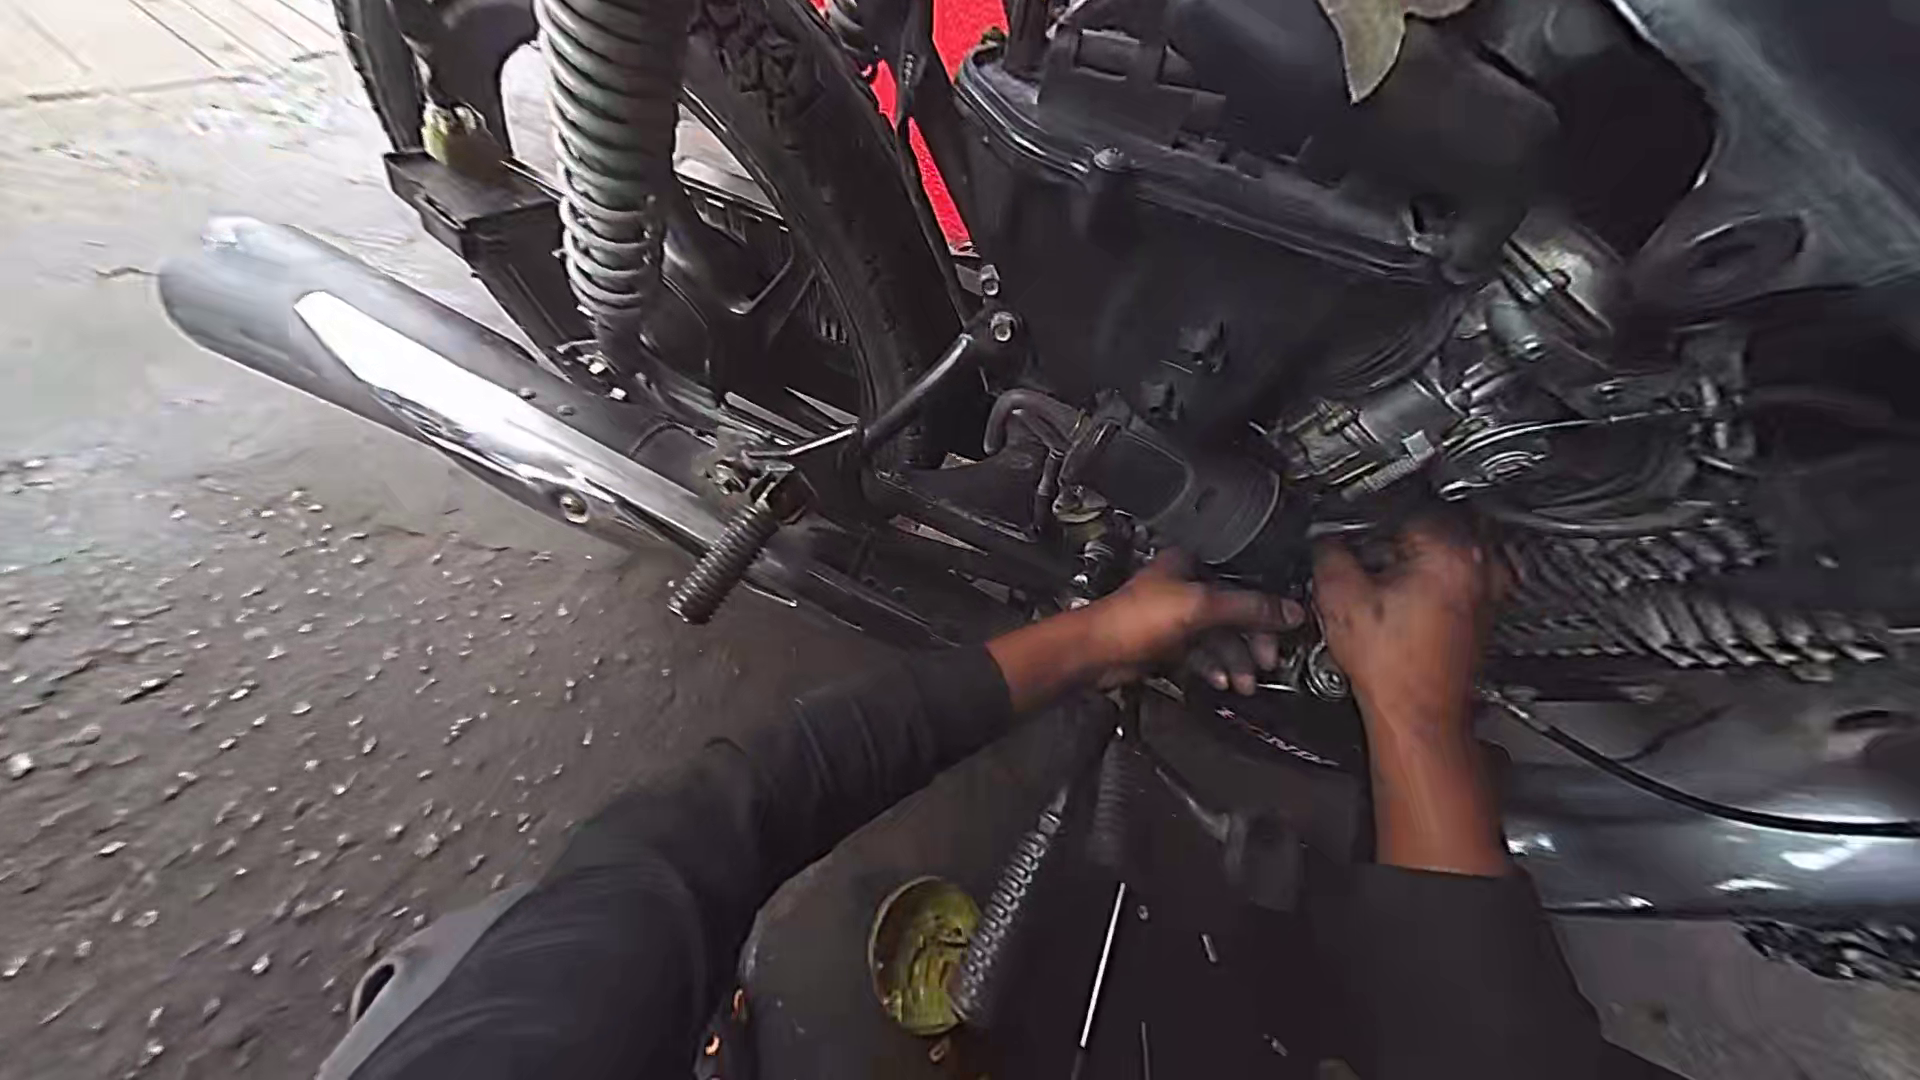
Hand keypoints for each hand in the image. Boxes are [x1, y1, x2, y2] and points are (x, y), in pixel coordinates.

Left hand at [1080, 552, 1304, 689]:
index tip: (1284, 628)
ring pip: (1217, 638)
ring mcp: (1175, 618)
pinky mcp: (1167, 644)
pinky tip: (1220, 679)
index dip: (1264, 606)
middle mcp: (1182, 589)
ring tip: (1243, 681)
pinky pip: (1201, 656)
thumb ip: (1247, 607)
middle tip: (1265, 661)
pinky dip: (1213, 667)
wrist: (1096, 653)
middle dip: (1250, 641)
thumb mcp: (1199, 607)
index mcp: (1187, 566)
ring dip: (1234, 661)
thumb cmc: (1131, 620)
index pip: (1241, 583)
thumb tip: (1288, 610)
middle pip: (1232, 614)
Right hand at [1312, 518, 1500, 737]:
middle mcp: (1481, 569)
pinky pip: (1446, 576)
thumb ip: (1327, 552)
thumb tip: (1324, 539)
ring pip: (1435, 551)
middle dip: (1383, 538)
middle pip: (1423, 527)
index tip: (1345, 533)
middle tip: (1356, 558)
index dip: (1363, 521)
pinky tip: (1391, 601)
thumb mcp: (1338, 596)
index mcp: (1452, 555)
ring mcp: (1487, 592)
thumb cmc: (1391, 667)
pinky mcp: (1480, 611)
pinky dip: (1419, 580)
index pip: (1402, 509)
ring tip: (1372, 583)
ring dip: (1401, 559)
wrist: (1417, 712)